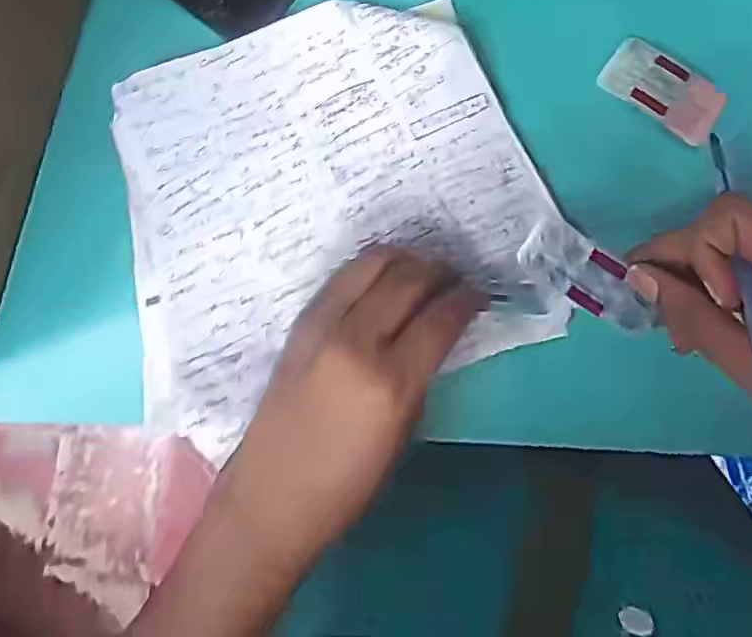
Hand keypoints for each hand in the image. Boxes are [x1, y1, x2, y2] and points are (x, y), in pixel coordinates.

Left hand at [129, 248, 481, 636]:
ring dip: (406, 258)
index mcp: (391, 382)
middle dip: (439, 271)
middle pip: (408, 280)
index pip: (439, 319)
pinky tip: (385, 276)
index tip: (478, 294)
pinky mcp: (302, 320)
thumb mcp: (403, 433)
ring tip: (422, 268)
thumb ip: (421, 375)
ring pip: (373, 263)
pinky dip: (372, 267)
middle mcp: (357, 341)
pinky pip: (344, 276)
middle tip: (454, 277)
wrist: (272, 492)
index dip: (466, 299)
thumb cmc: (348, 482)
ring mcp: (323, 325)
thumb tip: (437, 332)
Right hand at [627, 195, 751, 636]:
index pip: (734, 218)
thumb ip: (708, 328)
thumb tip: (642, 276)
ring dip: (705, 293)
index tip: (708, 307)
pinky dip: (733, 311)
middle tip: (666, 326)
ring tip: (690, 342)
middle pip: (734, 238)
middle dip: (687, 269)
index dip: (699, 249)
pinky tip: (724, 344)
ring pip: (746, 266)